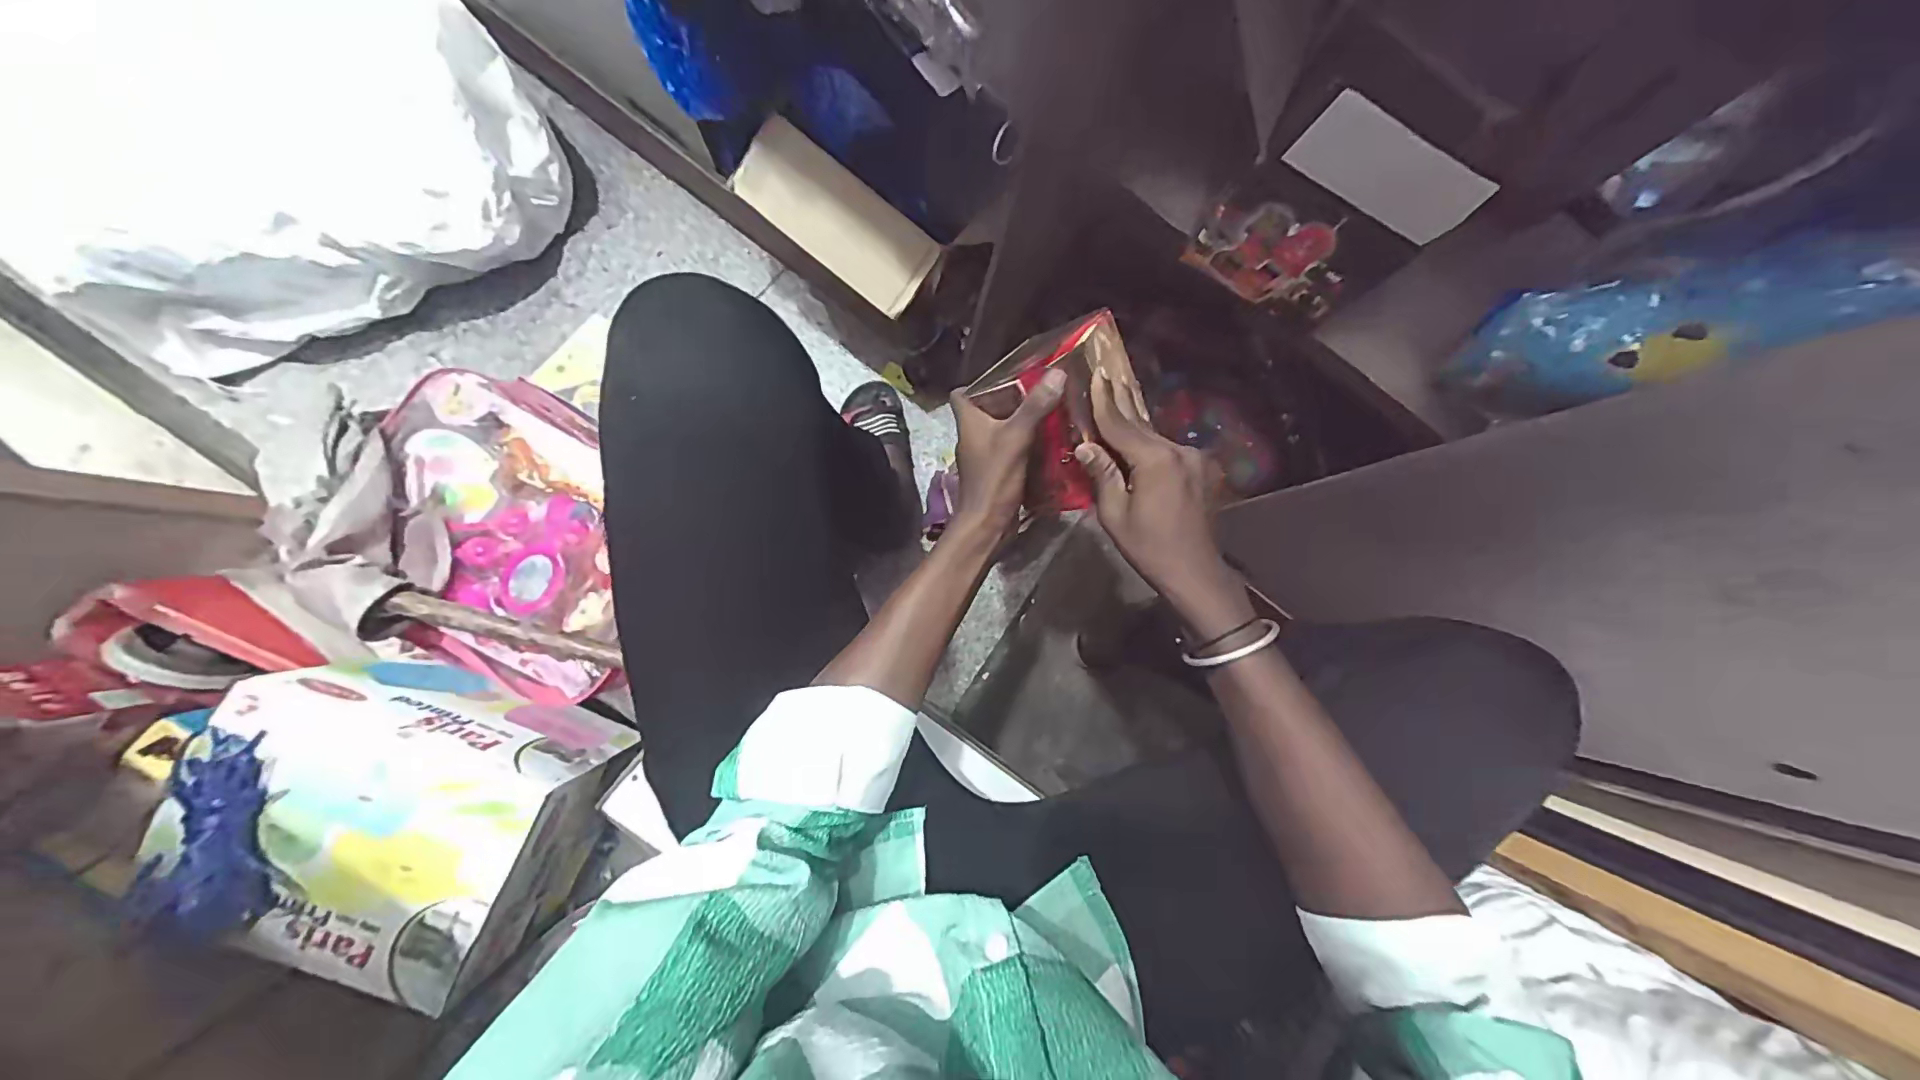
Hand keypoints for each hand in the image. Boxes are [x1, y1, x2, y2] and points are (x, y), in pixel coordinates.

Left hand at [948, 368, 1067, 539]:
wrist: (986, 524)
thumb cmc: (993, 478)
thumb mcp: (1016, 437)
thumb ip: (1035, 406)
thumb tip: (1057, 373)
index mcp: (968, 421)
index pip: (962, 393)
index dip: (980, 382)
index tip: (1008, 374)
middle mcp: (973, 435)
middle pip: (989, 408)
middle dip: (1013, 398)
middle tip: (1043, 388)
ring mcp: (985, 454)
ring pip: (1004, 429)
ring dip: (1024, 421)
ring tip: (1053, 407)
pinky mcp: (998, 470)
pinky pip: (1014, 448)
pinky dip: (1029, 442)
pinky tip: (1052, 438)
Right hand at [1075, 370, 1252, 636]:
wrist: (1195, 571)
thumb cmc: (1149, 547)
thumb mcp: (1115, 515)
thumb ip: (1103, 475)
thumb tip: (1085, 446)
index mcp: (1156, 460)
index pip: (1120, 424)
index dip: (1103, 402)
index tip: (1093, 375)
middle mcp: (1178, 451)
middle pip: (1140, 423)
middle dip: (1120, 401)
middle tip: (1106, 373)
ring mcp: (1193, 459)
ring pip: (1154, 437)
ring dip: (1133, 423)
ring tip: (1116, 399)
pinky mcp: (1199, 470)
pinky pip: (1166, 450)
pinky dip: (1148, 443)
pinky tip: (1137, 436)